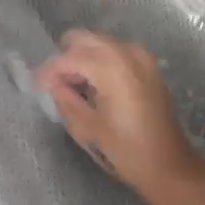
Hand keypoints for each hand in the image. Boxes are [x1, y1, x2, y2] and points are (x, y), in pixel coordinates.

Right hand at [34, 29, 204, 193]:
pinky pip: (115, 52)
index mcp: (111, 67)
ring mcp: (141, 57)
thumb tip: (52, 83)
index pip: (68, 58)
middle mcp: (127, 53)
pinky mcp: (148, 66)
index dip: (48, 70)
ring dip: (82, 58)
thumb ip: (65, 99)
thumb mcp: (87, 128)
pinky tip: (93, 86)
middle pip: (84, 39)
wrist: (169, 165)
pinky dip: (99, 62)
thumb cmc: (126, 150)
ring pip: (99, 43)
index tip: (35, 84)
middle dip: (65, 58)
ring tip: (72, 87)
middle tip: (54, 84)